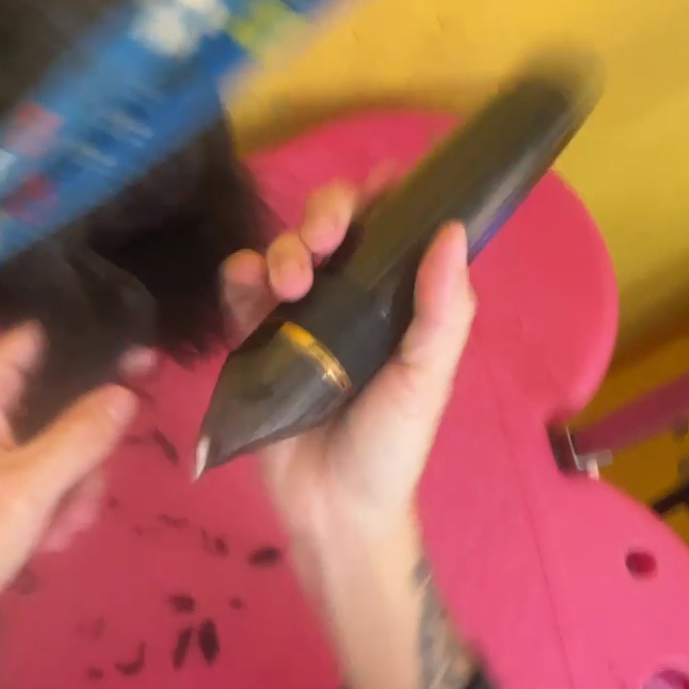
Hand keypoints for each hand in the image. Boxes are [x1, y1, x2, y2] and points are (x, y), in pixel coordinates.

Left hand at [0, 324, 144, 662]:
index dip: (94, 351)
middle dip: (82, 451)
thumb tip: (127, 392)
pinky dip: (51, 503)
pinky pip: (39, 471)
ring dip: (70, 488)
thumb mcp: (28, 492)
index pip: (43, 338)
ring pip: (57, 441)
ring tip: (54, 532)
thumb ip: (80, 437)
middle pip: (60, 397)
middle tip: (78, 498)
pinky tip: (43, 540)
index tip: (143, 372)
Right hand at [221, 179, 481, 688]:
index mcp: (393, 304)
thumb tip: (451, 229)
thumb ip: (442, 312)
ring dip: (282, 249)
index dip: (386, 196)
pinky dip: (238, 277)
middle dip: (324, 215)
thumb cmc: (388, 446)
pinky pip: (238, 295)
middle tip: (324, 239)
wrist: (331, 506)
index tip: (383, 183)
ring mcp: (294, 322)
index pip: (389, 231)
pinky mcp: (252, 345)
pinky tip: (245, 284)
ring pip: (281, 254)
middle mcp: (344, 302)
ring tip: (289, 284)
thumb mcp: (426, 381)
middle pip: (328, 229)